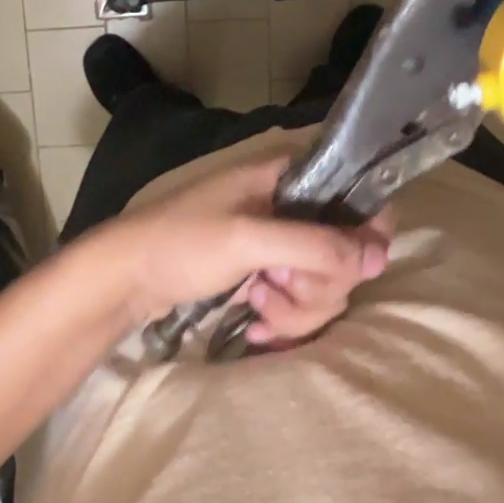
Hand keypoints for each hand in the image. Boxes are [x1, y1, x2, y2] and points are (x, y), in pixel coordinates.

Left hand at [81, 158, 390, 342]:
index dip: (362, 238)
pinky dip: (282, 316)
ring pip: (323, 282)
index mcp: (288, 178)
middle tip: (277, 288)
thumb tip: (379, 259)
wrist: (124, 278)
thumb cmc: (181, 245)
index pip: (358, 199)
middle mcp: (290, 207)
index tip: (348, 269)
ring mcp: (277, 243)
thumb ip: (315, 246)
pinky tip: (254, 324)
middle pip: (345, 252)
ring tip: (256, 309)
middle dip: (317, 284)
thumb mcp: (248, 241)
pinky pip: (297, 299)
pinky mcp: (263, 274)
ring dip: (297, 307)